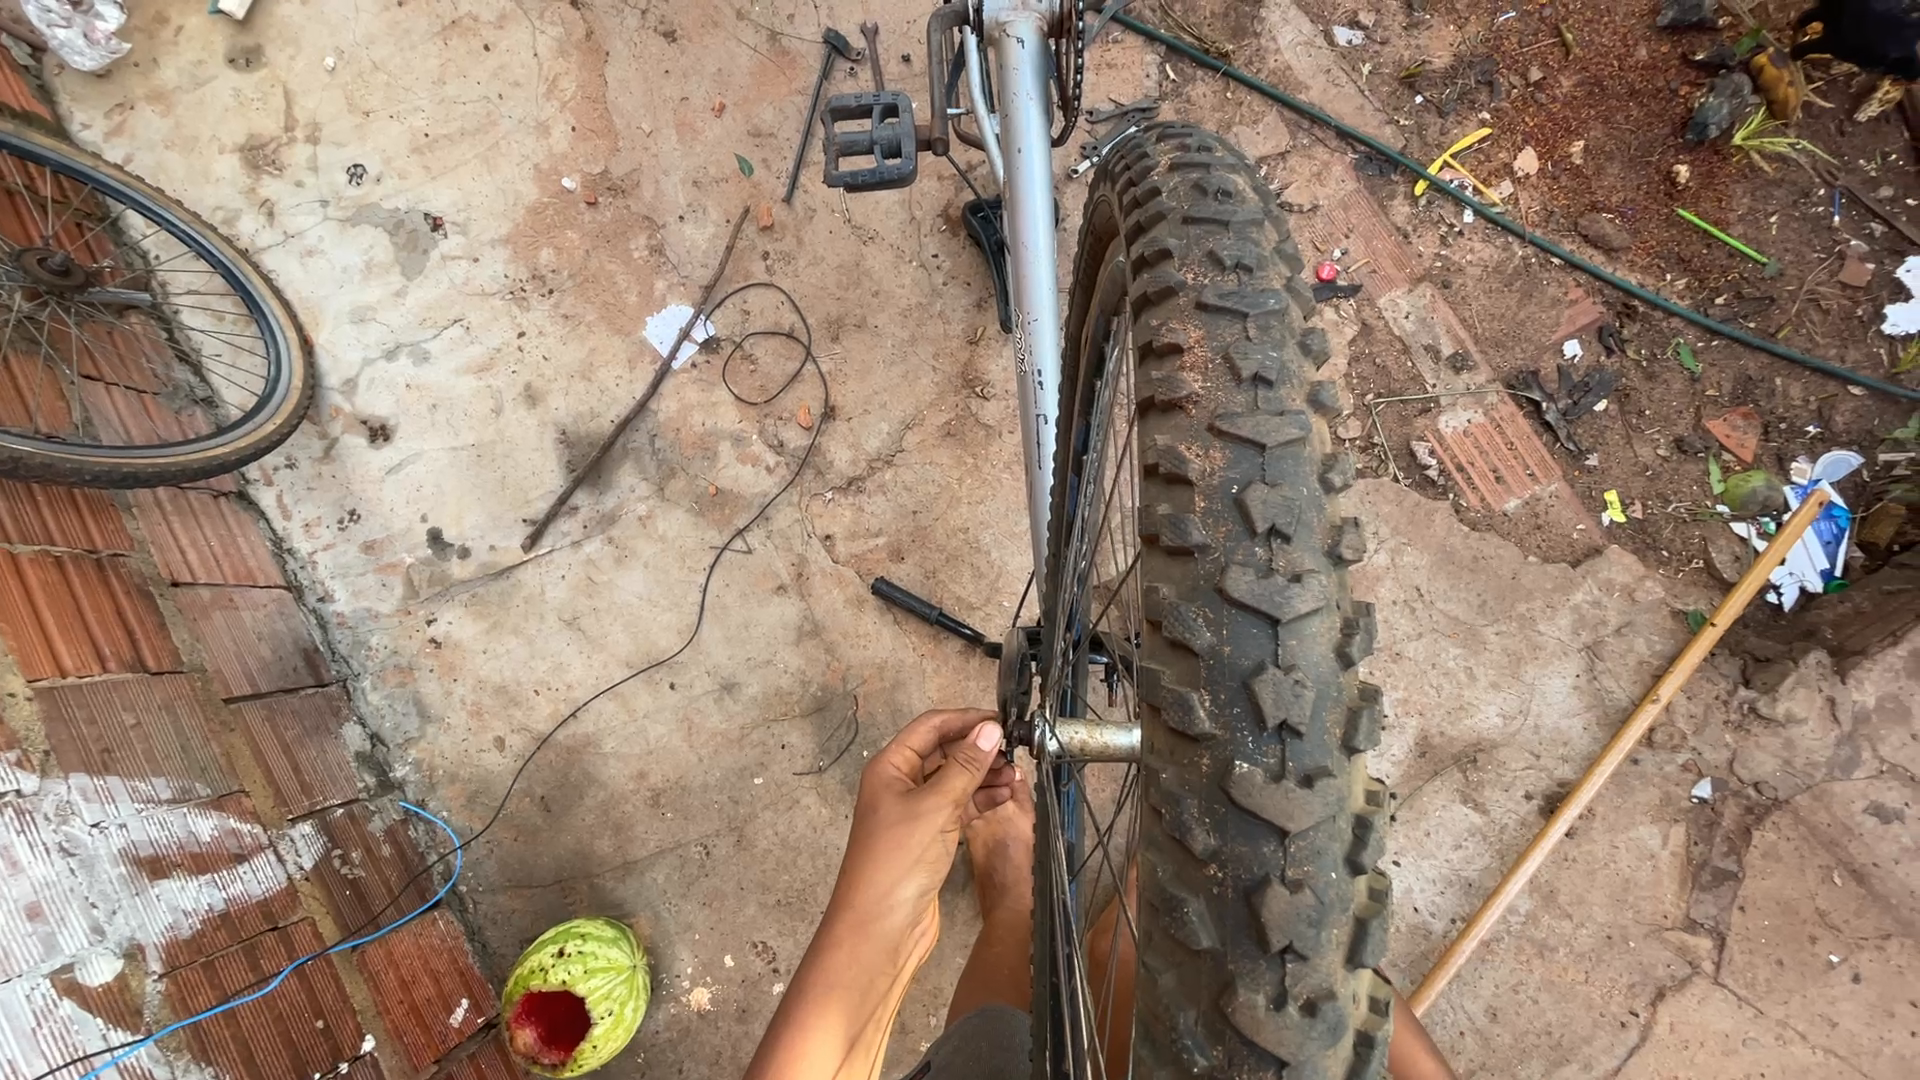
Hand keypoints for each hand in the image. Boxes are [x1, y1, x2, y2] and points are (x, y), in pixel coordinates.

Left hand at [744, 708, 1015, 1079]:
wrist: (880, 929)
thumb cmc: (900, 860)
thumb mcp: (935, 806)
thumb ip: (965, 766)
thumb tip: (991, 729)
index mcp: (890, 766)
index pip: (931, 726)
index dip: (965, 720)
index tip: (1002, 722)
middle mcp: (899, 782)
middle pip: (943, 751)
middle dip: (977, 749)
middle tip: (1015, 752)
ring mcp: (914, 810)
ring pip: (952, 779)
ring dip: (982, 774)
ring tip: (1016, 776)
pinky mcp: (928, 835)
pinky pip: (956, 805)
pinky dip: (978, 798)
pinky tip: (1004, 797)